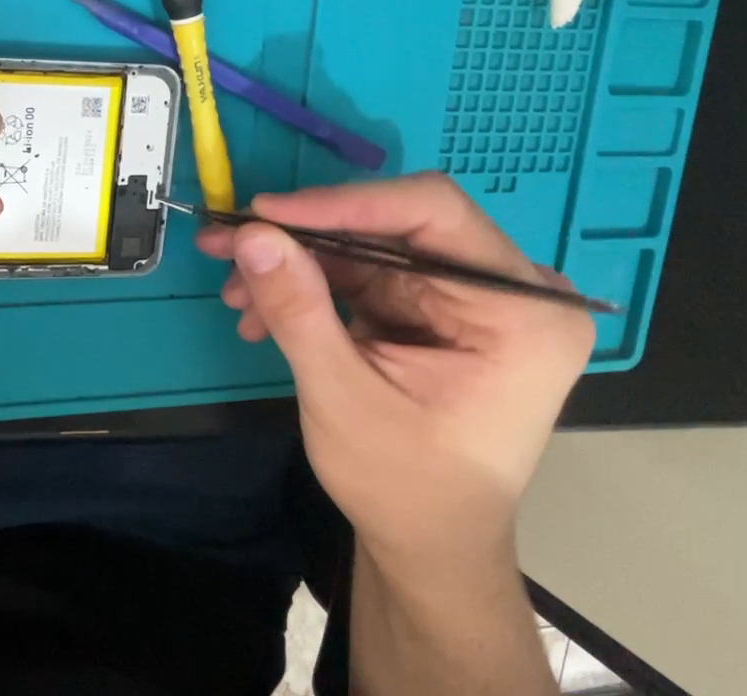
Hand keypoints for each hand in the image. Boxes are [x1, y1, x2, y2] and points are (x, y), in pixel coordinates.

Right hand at [195, 174, 594, 570]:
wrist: (425, 543)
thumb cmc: (404, 484)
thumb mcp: (342, 396)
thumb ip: (299, 309)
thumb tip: (251, 235)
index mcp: (521, 312)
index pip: (433, 215)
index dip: (343, 203)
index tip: (264, 213)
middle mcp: (505, 291)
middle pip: (391, 227)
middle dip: (301, 237)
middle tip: (224, 243)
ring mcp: (465, 299)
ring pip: (364, 248)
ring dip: (292, 265)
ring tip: (233, 291)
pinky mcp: (429, 310)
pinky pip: (358, 276)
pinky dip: (305, 288)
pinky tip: (259, 312)